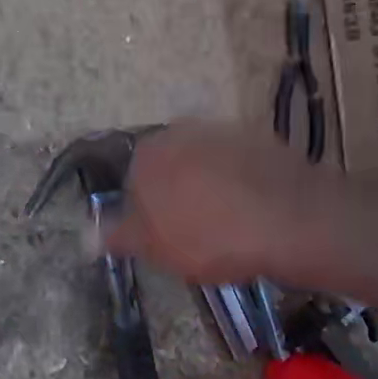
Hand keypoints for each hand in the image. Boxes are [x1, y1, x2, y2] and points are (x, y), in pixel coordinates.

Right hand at [104, 120, 324, 283]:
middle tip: (196, 232)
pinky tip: (253, 208)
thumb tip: (89, 234)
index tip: (166, 238)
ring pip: (204, 163)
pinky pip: (238, 163)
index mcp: (146, 153)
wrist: (287, 218)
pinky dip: (239, 180)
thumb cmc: (208, 236)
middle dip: (178, 194)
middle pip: (169, 167)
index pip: (133, 184)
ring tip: (229, 222)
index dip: (148, 214)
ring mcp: (222, 130)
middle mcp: (179, 131)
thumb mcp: (154, 247)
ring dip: (209, 185)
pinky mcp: (259, 138)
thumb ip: (119, 235)